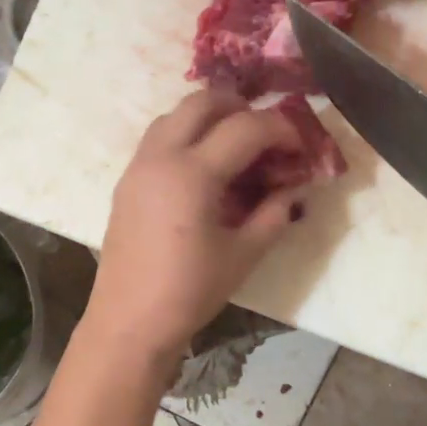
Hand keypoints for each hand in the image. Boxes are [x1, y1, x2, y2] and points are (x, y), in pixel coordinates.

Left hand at [88, 90, 314, 359]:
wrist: (129, 323)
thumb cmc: (189, 293)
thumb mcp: (242, 256)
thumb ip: (273, 215)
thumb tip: (293, 189)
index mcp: (192, 173)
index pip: (245, 128)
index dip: (281, 130)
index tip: (300, 146)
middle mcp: (160, 157)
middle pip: (203, 102)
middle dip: (240, 108)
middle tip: (265, 134)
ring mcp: (137, 169)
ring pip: (174, 116)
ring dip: (208, 119)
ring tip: (234, 148)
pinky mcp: (126, 185)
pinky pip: (157, 141)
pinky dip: (184, 138)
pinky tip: (203, 171)